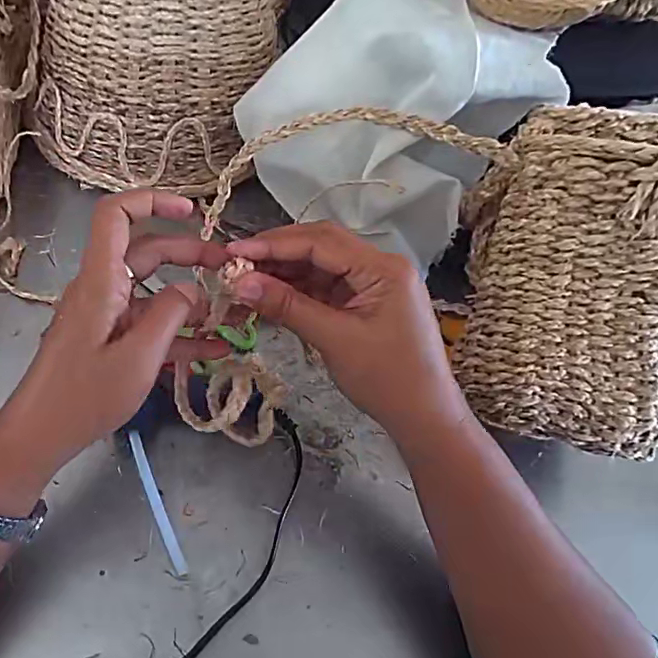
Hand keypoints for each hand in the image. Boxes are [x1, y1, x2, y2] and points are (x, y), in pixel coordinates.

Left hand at [0, 191, 230, 514]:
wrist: (38, 436)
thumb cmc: (83, 397)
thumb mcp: (137, 358)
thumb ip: (170, 316)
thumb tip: (192, 290)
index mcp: (100, 281)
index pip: (116, 215)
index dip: (152, 201)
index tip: (191, 212)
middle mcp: (101, 289)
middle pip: (146, 252)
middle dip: (189, 254)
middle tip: (228, 269)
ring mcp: (105, 315)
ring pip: (152, 291)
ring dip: (190, 298)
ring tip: (229, 311)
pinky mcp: (108, 340)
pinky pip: (146, 325)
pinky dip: (177, 332)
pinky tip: (213, 347)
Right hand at [227, 222, 467, 441]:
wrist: (423, 416)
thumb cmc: (387, 378)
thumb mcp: (334, 340)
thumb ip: (287, 306)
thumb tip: (241, 283)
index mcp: (382, 268)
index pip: (321, 241)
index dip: (273, 244)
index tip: (234, 251)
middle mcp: (379, 266)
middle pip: (320, 245)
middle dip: (276, 251)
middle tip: (235, 262)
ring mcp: (371, 283)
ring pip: (318, 264)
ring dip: (282, 270)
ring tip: (244, 278)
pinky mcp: (362, 301)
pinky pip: (323, 286)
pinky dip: (295, 288)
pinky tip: (268, 292)